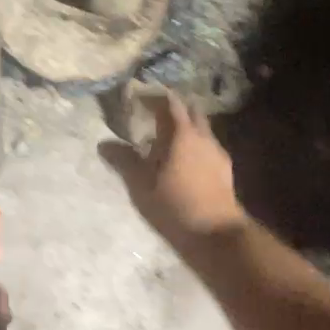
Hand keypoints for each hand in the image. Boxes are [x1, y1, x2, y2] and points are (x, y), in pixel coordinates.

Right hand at [99, 92, 246, 245]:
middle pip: (192, 111)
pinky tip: (187, 161)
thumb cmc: (174, 205)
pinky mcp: (225, 169)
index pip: (170, 104)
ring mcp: (218, 152)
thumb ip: (124, 160)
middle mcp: (203, 137)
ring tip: (170, 140)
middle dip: (175, 108)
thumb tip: (104, 144)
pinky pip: (209, 146)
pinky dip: (196, 145)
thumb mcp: (141, 185)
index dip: (155, 97)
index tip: (141, 97)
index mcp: (182, 134)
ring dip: (187, 128)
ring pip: (203, 129)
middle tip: (156, 115)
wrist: (215, 232)